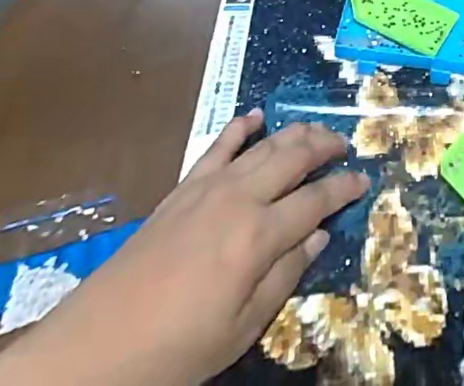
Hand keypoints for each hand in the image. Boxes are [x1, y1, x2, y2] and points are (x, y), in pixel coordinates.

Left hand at [0, 112, 367, 385]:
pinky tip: (255, 116)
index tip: (364, 180)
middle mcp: (239, 198)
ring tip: (315, 128)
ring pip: (262, 145)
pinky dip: (239, 128)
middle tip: (346, 144)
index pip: (316, 200)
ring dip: (293, 132)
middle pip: (293, 157)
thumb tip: (320, 234)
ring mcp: (208, 186)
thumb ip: (286, 274)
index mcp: (258, 236)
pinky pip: (217, 146)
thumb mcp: (243, 327)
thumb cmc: (178, 347)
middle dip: (324, 146)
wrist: (99, 344)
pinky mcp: (183, 187)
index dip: (344, 187)